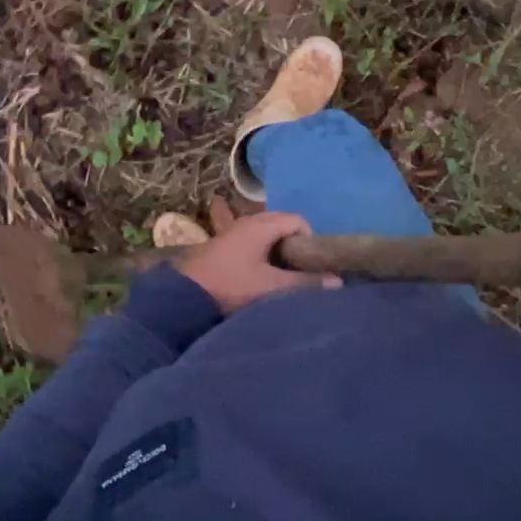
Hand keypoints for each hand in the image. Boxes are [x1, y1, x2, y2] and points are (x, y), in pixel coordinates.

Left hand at [176, 212, 341, 314]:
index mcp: (260, 225)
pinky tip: (260, 277)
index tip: (312, 266)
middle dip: (295, 247)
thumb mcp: (270, 287)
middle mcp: (246, 222)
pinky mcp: (222, 247)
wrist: (182, 298)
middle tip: (301, 273)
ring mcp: (232, 233)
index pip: (298, 221)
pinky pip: (252, 243)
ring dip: (278, 253)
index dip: (310, 241)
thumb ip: (304, 284)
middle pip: (282, 225)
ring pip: (265, 235)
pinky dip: (262, 255)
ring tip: (282, 278)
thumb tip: (337, 280)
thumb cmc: (230, 287)